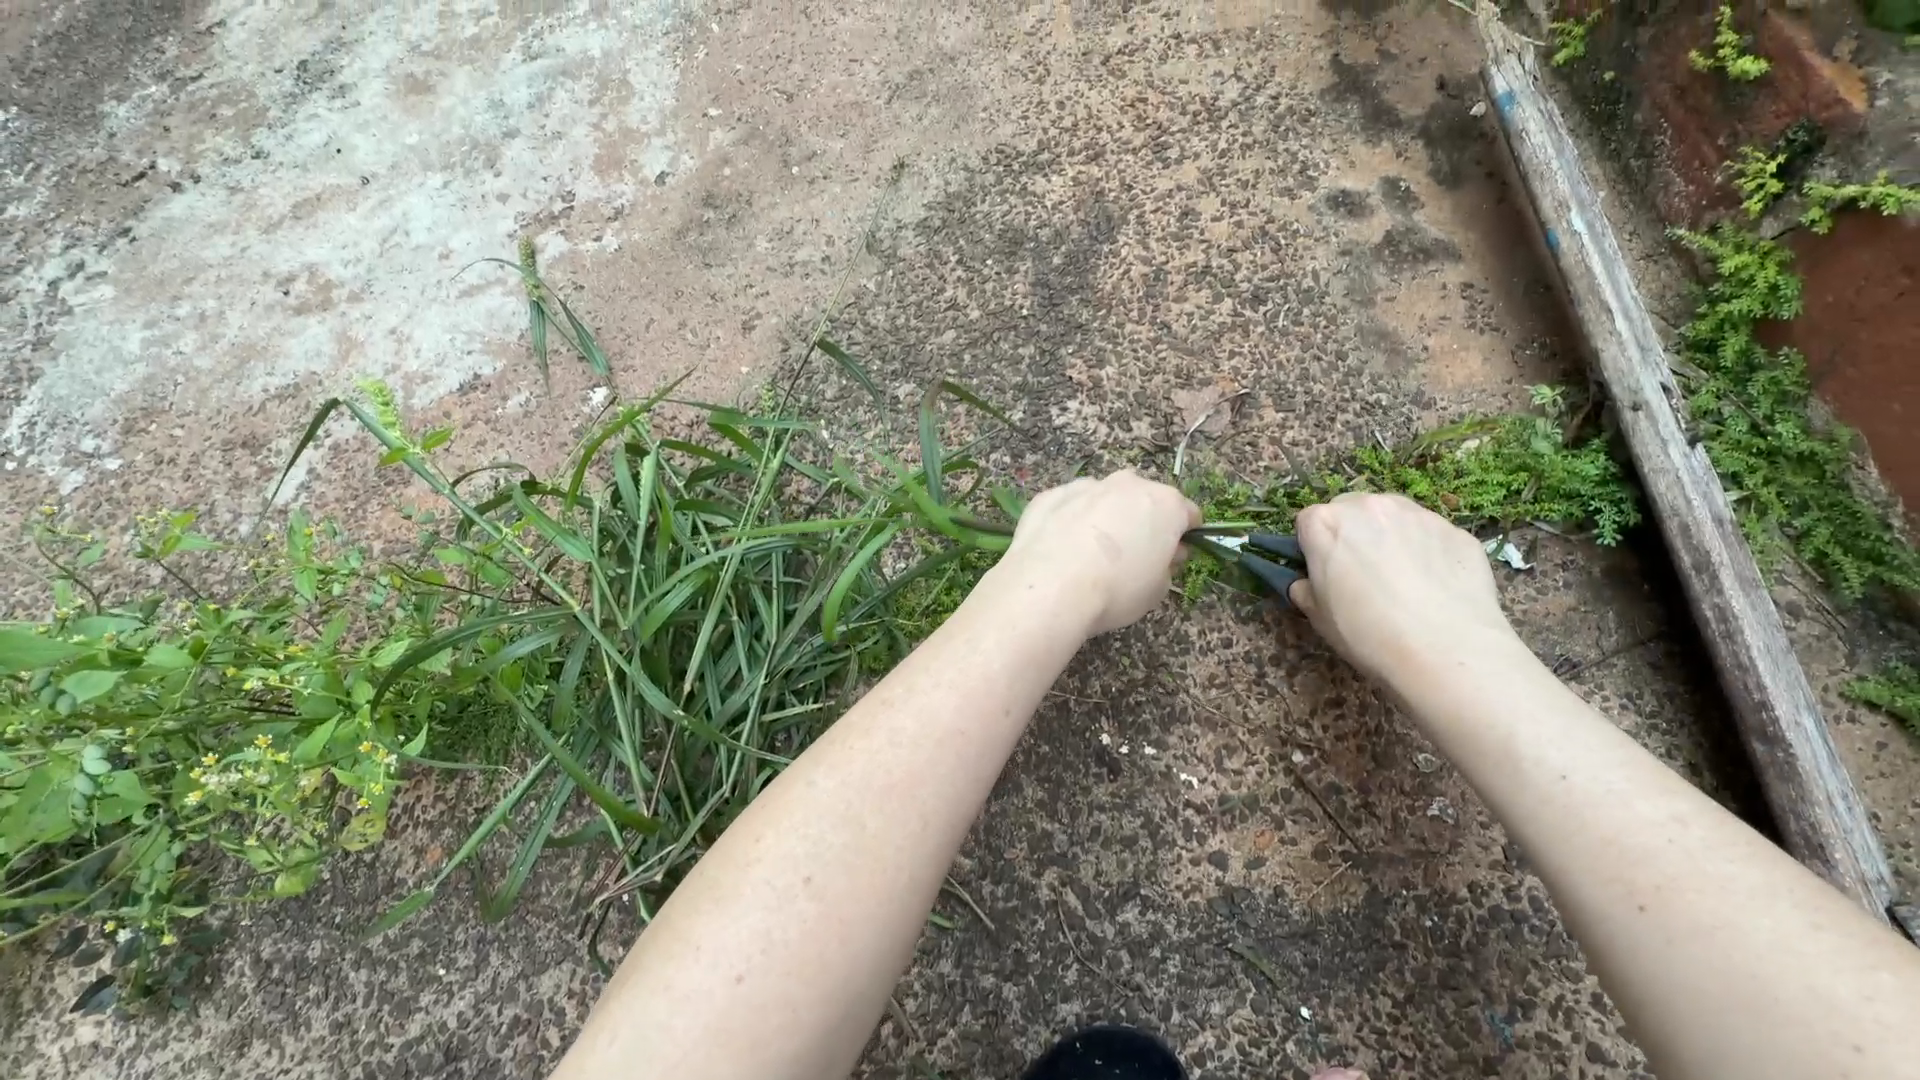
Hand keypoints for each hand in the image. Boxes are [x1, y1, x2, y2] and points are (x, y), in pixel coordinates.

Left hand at [1003, 470, 1199, 634]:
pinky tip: (1060, 549)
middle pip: (1144, 500)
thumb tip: (1163, 554)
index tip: (1172, 556)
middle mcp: (1128, 485)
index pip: (1188, 515)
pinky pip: (1069, 505)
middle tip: (1130, 557)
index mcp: (1165, 504)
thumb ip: (1166, 565)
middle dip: (1142, 522)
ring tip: (1088, 554)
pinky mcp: (1051, 495)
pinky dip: (1069, 520)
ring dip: (1104, 517)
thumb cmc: (1115, 591)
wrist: (1050, 588)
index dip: (1183, 537)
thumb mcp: (1157, 590)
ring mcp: (1087, 485)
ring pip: (1104, 498)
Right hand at [1288, 493, 1519, 682]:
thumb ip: (1306, 589)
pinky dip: (1428, 552)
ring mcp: (1418, 515)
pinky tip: (1435, 587)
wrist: (1446, 650)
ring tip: (1403, 578)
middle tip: (1362, 572)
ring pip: (1394, 517)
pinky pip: (1432, 535)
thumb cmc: (1367, 633)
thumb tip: (1308, 584)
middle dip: (1353, 533)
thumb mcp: (1317, 617)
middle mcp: (1370, 507)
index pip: (1309, 522)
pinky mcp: (1457, 530)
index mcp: (1325, 523)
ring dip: (1391, 537)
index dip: (1315, 547)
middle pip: (1351, 510)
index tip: (1325, 571)